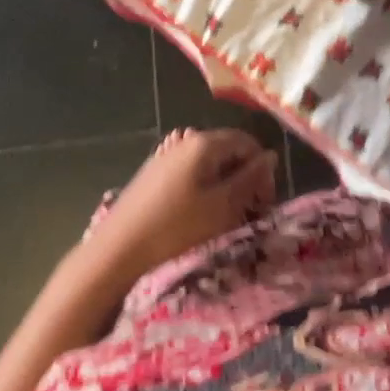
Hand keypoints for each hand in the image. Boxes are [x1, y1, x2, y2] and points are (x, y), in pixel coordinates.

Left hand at [85, 128, 277, 277]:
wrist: (118, 250)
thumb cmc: (178, 227)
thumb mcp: (223, 206)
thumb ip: (250, 178)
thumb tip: (270, 156)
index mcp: (204, 143)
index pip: (247, 142)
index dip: (262, 169)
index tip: (264, 201)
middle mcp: (184, 141)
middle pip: (227, 151)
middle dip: (244, 177)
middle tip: (248, 211)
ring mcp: (165, 156)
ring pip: (208, 164)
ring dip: (224, 185)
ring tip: (225, 216)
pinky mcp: (153, 174)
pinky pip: (190, 173)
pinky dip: (203, 189)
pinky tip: (199, 215)